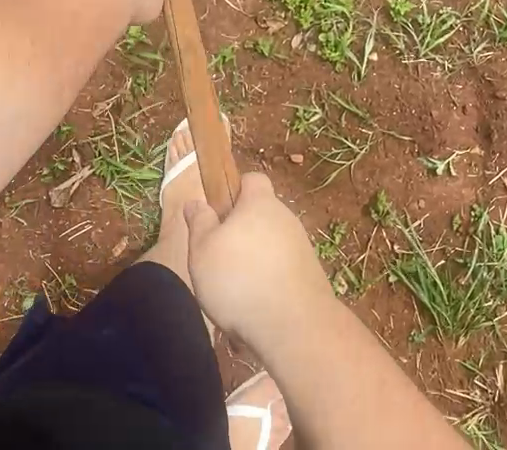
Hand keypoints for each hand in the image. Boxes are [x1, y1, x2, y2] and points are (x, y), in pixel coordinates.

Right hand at [183, 173, 336, 348]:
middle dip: (241, 236)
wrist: (294, 326)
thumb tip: (196, 202)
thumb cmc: (238, 280)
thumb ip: (199, 223)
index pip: (252, 180)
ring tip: (233, 296)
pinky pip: (282, 273)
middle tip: (219, 262)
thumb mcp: (202, 250)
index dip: (234, 191)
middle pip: (260, 216)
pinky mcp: (310, 275)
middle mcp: (285, 218)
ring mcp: (301, 247)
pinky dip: (268, 287)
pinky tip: (254, 312)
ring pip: (270, 247)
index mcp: (260, 203)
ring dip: (253, 265)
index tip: (218, 214)